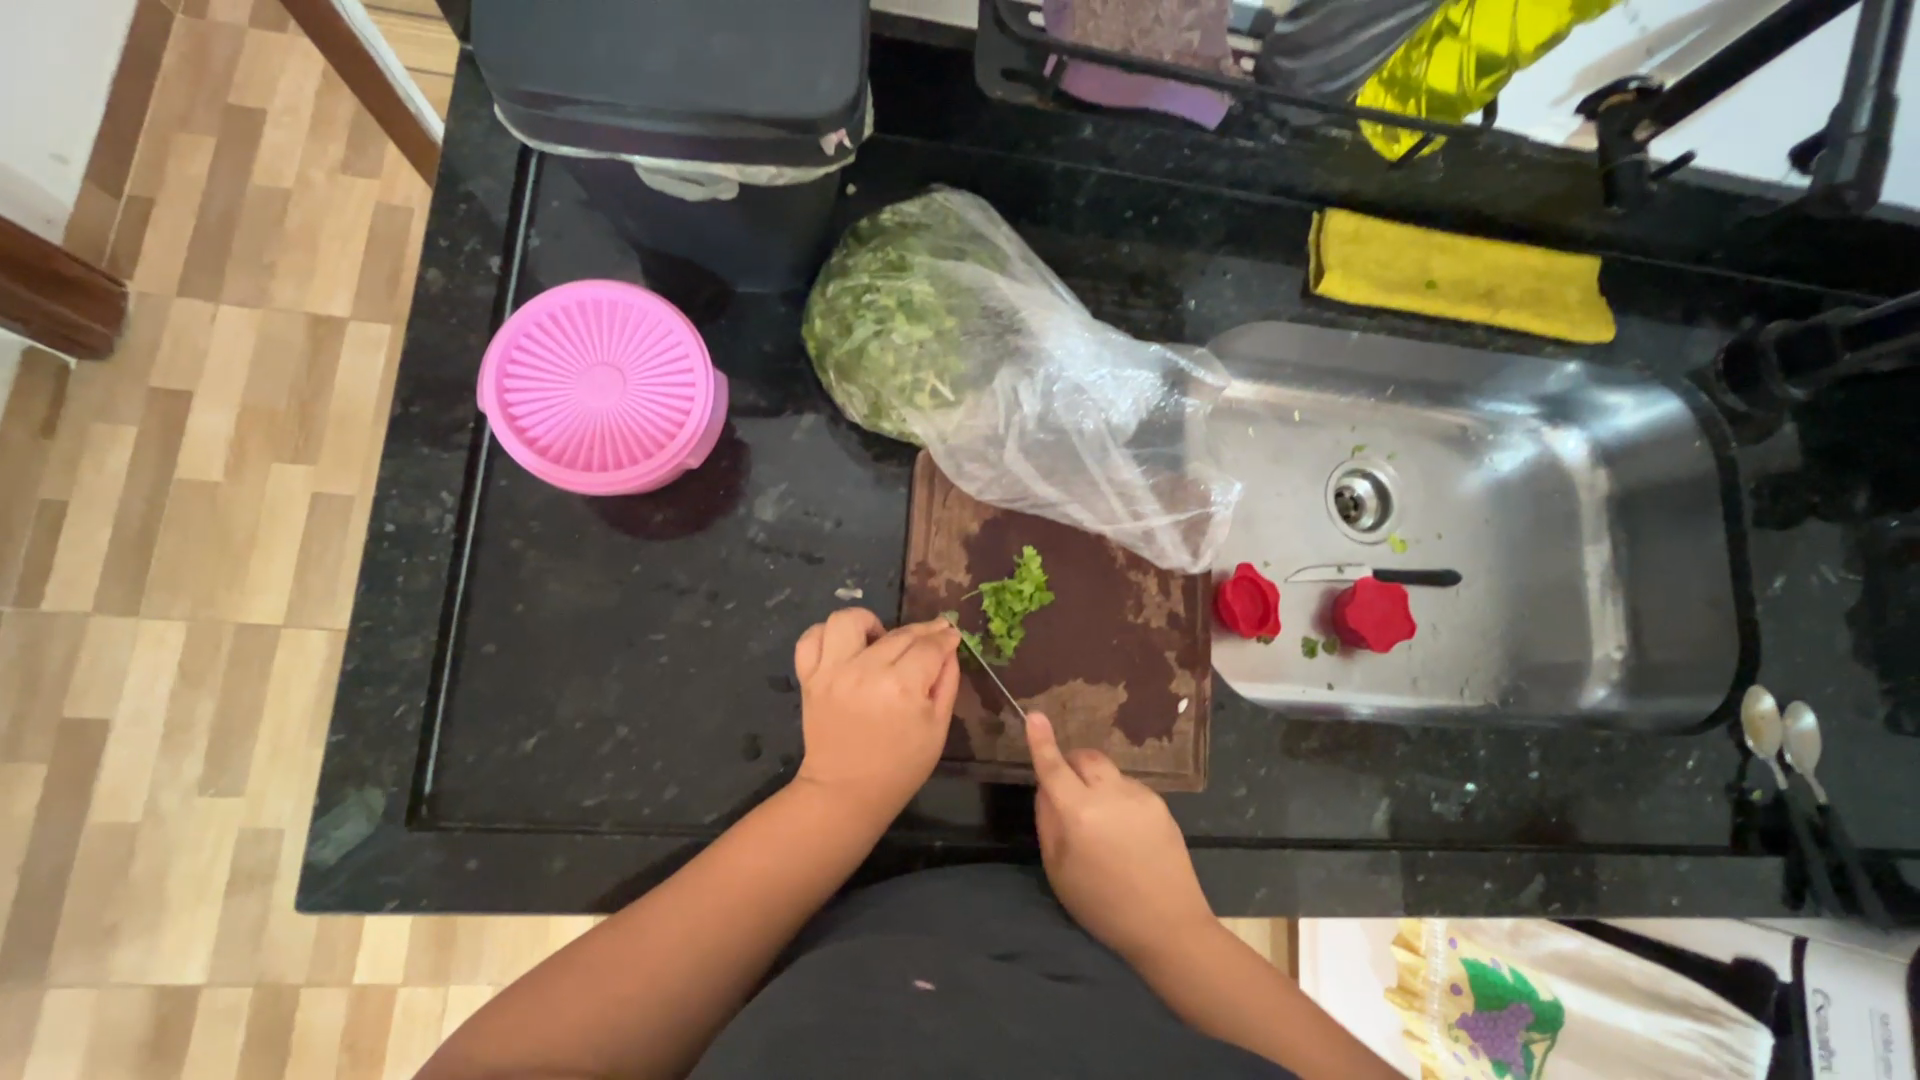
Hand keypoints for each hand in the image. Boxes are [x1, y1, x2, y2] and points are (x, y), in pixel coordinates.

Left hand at [792, 609, 960, 816]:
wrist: (846, 792)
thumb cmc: (900, 767)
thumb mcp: (937, 729)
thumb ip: (946, 683)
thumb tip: (949, 649)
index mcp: (902, 688)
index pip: (930, 646)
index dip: (945, 638)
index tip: (951, 635)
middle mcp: (865, 672)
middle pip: (899, 633)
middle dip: (921, 632)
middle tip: (929, 640)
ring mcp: (832, 672)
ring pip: (848, 620)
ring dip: (869, 623)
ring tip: (879, 641)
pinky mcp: (809, 678)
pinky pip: (811, 638)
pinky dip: (826, 635)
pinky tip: (846, 648)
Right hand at [1027, 711, 1215, 961]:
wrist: (1168, 925)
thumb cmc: (1102, 905)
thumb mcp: (1059, 870)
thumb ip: (1048, 821)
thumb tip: (1047, 789)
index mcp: (1079, 813)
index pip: (1054, 767)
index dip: (1041, 741)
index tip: (1034, 716)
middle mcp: (1110, 794)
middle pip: (1085, 758)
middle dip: (1071, 764)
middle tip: (1066, 790)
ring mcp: (1140, 796)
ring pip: (1108, 772)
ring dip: (1095, 783)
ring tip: (1100, 825)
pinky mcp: (1160, 804)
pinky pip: (1129, 788)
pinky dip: (1117, 798)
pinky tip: (1125, 833)